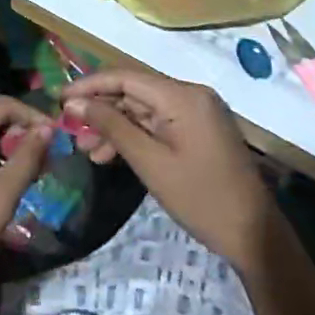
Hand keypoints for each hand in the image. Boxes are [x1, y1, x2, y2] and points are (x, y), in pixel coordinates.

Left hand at [0, 96, 54, 302]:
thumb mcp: (1, 194)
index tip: (58, 138)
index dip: (34, 117)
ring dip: (6, 149)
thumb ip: (27, 157)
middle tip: (48, 160)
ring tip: (33, 173)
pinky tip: (6, 180)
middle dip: (21, 135)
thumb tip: (48, 128)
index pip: (4, 105)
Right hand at [64, 70, 284, 274]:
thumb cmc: (200, 198)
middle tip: (70, 131)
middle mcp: (190, 94)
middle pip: (133, 92)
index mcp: (182, 96)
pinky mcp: (198, 130)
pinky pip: (157, 123)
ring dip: (114, 126)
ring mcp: (196, 112)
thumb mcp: (150, 163)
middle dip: (100, 110)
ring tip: (86, 150)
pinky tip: (111, 156)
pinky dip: (134, 136)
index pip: (125, 77)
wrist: (255, 236)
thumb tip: (76, 104)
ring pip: (142, 109)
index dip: (89, 86)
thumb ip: (112, 127)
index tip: (59, 100)